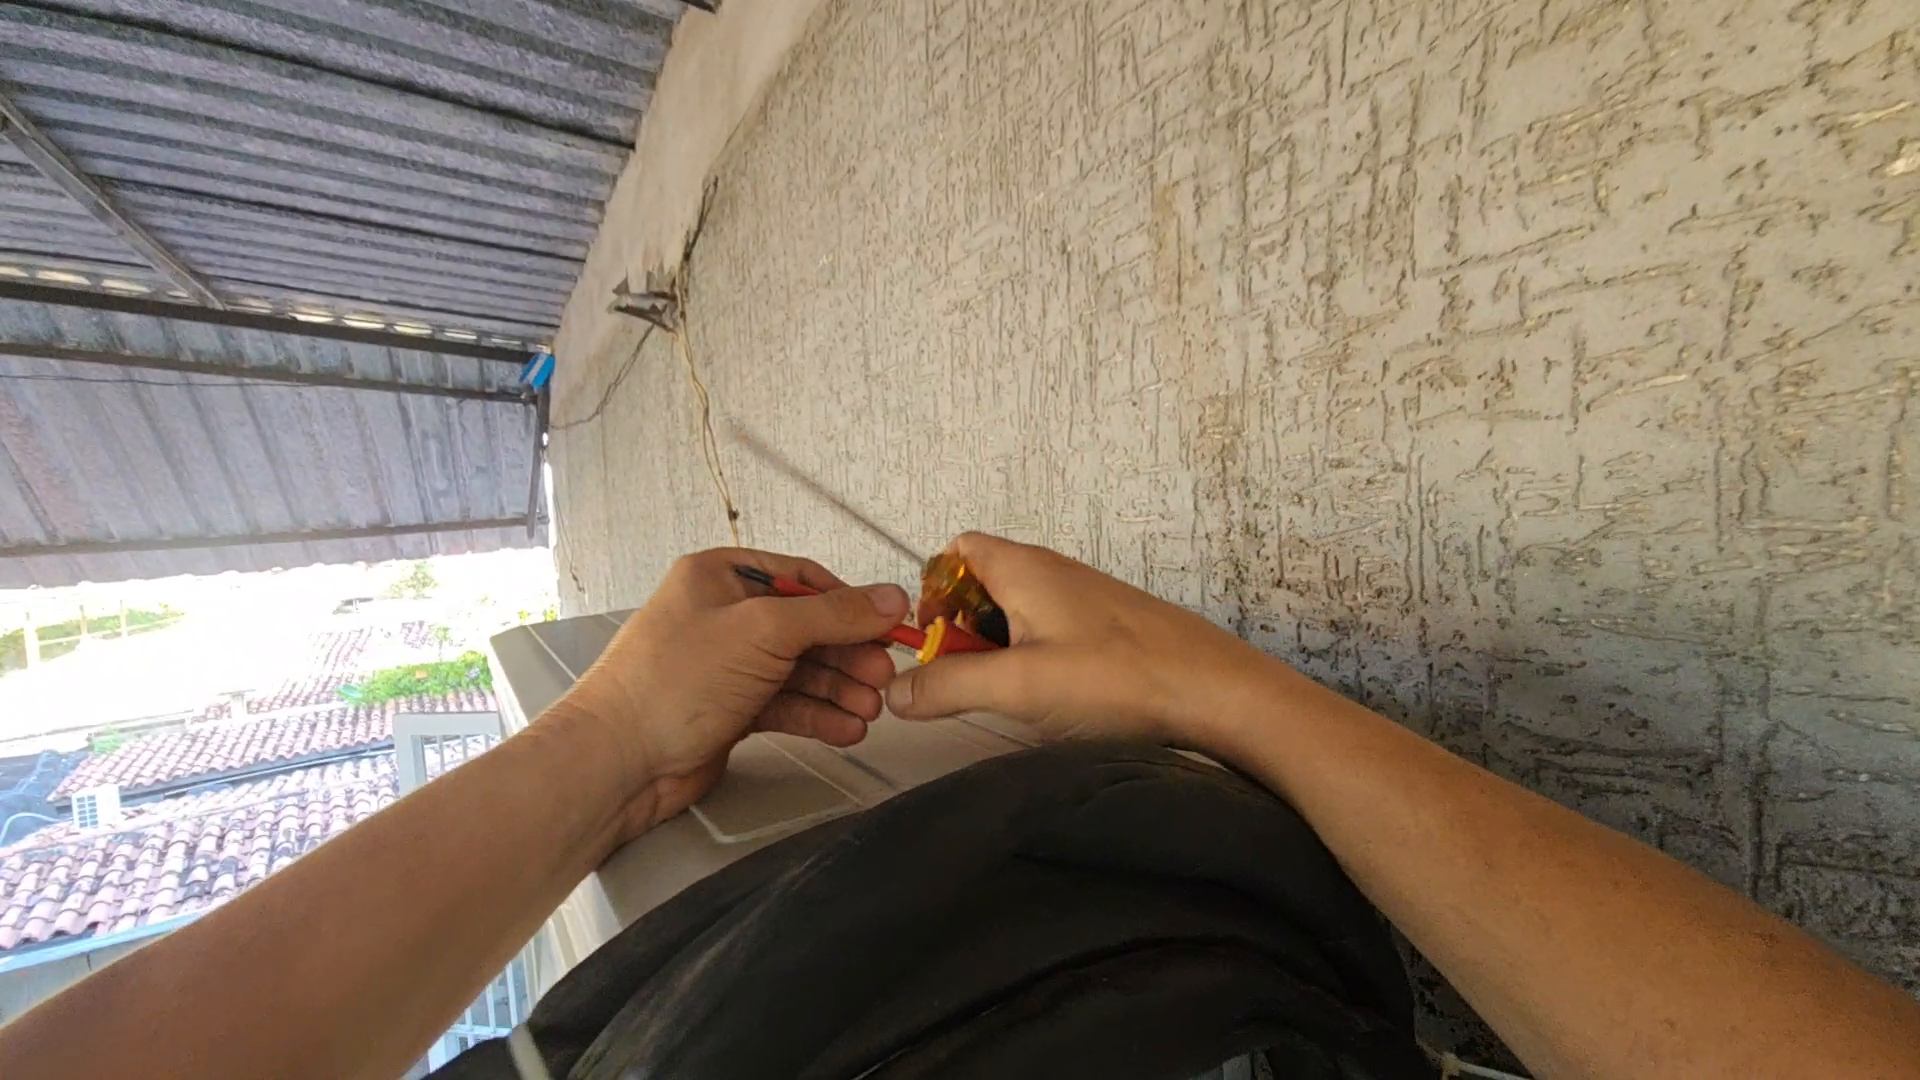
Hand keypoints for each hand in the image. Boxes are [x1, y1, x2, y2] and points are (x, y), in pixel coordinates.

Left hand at [550, 548, 909, 842]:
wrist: (617, 764)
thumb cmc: (669, 683)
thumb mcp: (763, 631)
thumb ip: (834, 614)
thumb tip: (890, 598)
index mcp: (723, 577)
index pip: (804, 579)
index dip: (850, 602)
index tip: (887, 624)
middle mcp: (725, 616)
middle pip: (808, 628)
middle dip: (848, 655)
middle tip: (882, 675)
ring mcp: (728, 665)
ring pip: (801, 670)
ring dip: (839, 689)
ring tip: (870, 710)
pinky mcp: (731, 708)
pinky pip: (787, 703)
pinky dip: (818, 714)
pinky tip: (845, 728)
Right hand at [884, 533, 1276, 747]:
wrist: (1216, 691)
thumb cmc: (1113, 677)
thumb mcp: (1017, 685)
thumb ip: (950, 685)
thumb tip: (897, 691)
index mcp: (1022, 568)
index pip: (957, 549)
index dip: (934, 590)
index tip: (936, 640)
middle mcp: (1052, 570)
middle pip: (983, 582)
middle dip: (962, 628)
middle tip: (971, 678)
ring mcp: (1084, 596)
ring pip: (1017, 610)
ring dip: (999, 647)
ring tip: (1013, 693)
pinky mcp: (1108, 624)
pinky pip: (1051, 628)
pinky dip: (1035, 655)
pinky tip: (1055, 696)